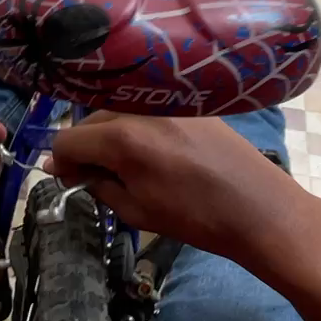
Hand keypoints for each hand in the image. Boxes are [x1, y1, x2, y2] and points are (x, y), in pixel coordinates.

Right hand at [44, 112, 307, 264]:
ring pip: (116, 113)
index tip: (71, 181)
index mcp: (121, 138)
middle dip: (84, 149)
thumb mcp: (135, 210)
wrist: (259, 209)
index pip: (67, 140)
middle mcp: (138, 110)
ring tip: (127, 166)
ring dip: (109, 137)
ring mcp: (164, 102)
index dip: (61, 163)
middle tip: (96, 178)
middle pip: (89, 121)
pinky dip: (136, 128)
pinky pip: (144, 110)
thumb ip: (95, 184)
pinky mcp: (187, 102)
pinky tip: (154, 152)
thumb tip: (64, 170)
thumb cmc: (195, 218)